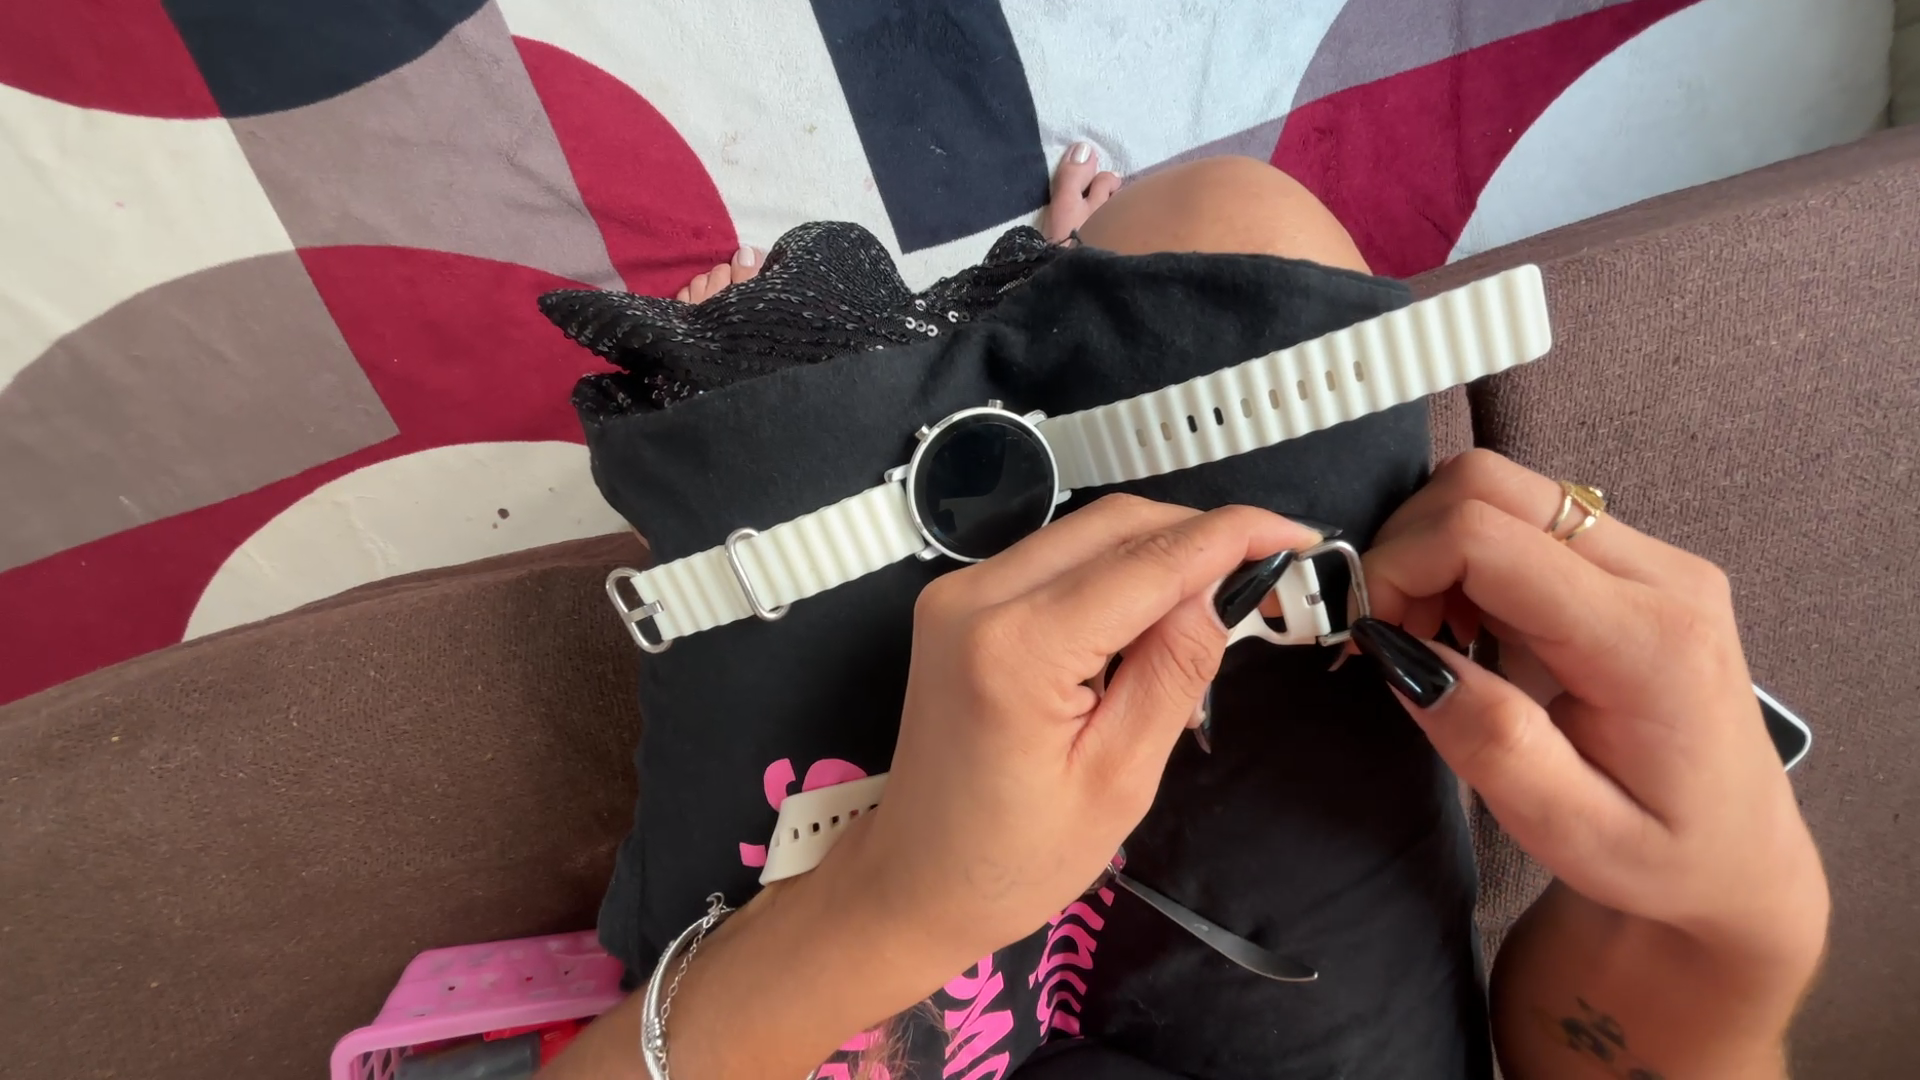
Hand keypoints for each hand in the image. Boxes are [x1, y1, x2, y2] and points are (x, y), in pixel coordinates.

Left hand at [831, 494, 1318, 966]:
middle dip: (1195, 535)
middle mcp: (975, 595)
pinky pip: (1052, 558)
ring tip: (1206, 604)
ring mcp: (957, 590)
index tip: (1294, 535)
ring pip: (1082, 533)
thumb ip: (1173, 667)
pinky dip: (1109, 571)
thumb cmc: (1018, 855)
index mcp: (1016, 647)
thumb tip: (1218, 586)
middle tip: (1258, 574)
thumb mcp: (1120, 776)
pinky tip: (1141, 614)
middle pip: (1111, 525)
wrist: (916, 871)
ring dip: (1154, 553)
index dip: (1229, 537)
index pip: (1146, 561)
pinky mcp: (956, 599)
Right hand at [1360, 450, 1827, 968]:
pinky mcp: (1622, 559)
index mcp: (1645, 640)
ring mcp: (1644, 557)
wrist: (1741, 856)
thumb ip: (1488, 740)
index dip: (1396, 566)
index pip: (1483, 536)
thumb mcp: (1568, 829)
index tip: (1366, 631)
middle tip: (1388, 623)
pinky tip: (1456, 617)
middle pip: (1485, 484)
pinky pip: (1509, 513)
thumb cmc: (1659, 854)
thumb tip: (1401, 653)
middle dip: (1405, 543)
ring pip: (1491, 487)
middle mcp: (1655, 573)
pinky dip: (1452, 551)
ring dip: (1426, 545)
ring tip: (1423, 626)